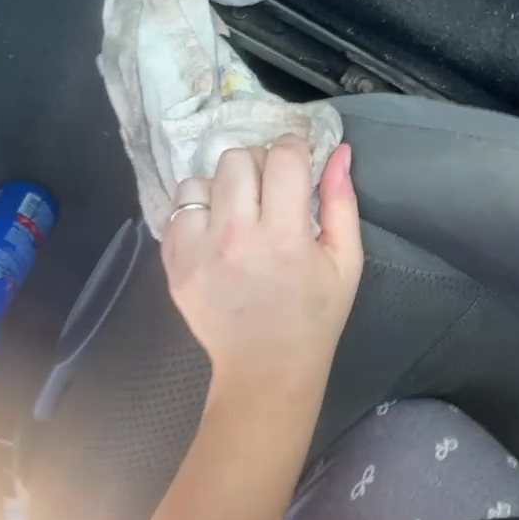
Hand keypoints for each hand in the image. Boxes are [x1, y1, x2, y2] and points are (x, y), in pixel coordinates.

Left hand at [162, 138, 363, 395]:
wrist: (265, 369)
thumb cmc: (314, 315)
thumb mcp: (345, 262)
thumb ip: (341, 202)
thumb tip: (338, 150)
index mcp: (284, 237)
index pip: (282, 158)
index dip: (294, 149)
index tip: (298, 162)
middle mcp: (235, 237)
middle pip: (237, 159)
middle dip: (259, 165)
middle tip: (270, 190)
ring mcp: (197, 250)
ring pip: (200, 180)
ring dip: (223, 187)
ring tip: (238, 211)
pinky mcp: (173, 263)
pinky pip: (177, 209)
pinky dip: (197, 211)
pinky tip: (216, 231)